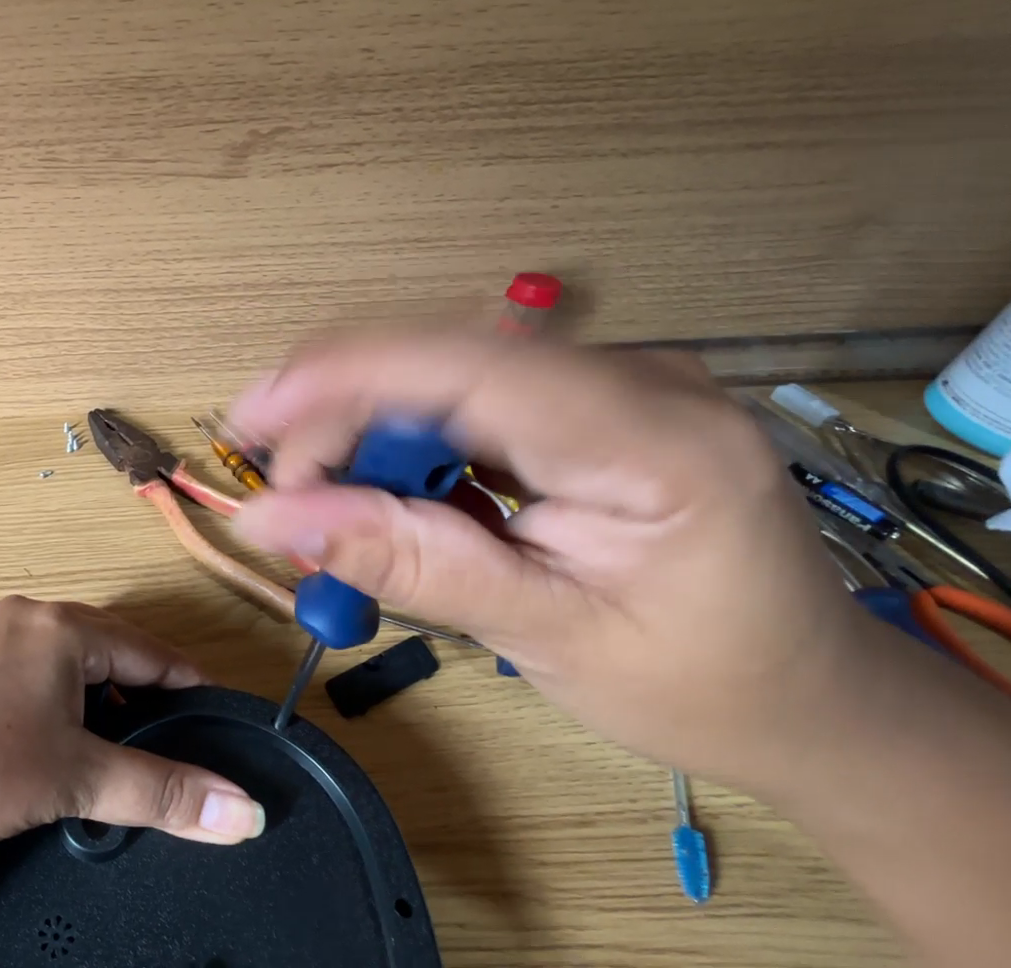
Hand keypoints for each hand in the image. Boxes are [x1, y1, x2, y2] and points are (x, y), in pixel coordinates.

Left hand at [0, 597, 267, 858]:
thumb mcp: (75, 780)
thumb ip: (164, 792)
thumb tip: (248, 813)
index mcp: (60, 627)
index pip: (147, 648)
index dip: (187, 681)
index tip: (216, 711)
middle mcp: (21, 613)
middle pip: (105, 644)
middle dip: (141, 685)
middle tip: (168, 730)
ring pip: (61, 652)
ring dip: (94, 688)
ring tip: (112, 735)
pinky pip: (24, 661)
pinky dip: (52, 690)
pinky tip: (47, 728)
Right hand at [227, 330, 881, 789]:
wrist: (806, 693)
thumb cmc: (696, 683)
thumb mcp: (543, 634)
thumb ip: (408, 564)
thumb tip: (271, 519)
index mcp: (654, 439)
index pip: (470, 368)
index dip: (344, 377)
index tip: (249, 418)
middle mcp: (634, 378)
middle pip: (441, 360)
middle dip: (340, 419)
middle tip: (286, 502)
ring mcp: (608, 380)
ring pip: (439, 372)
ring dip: (362, 433)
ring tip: (328, 509)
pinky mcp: (581, 399)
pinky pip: (461, 397)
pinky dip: (402, 444)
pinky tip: (383, 494)